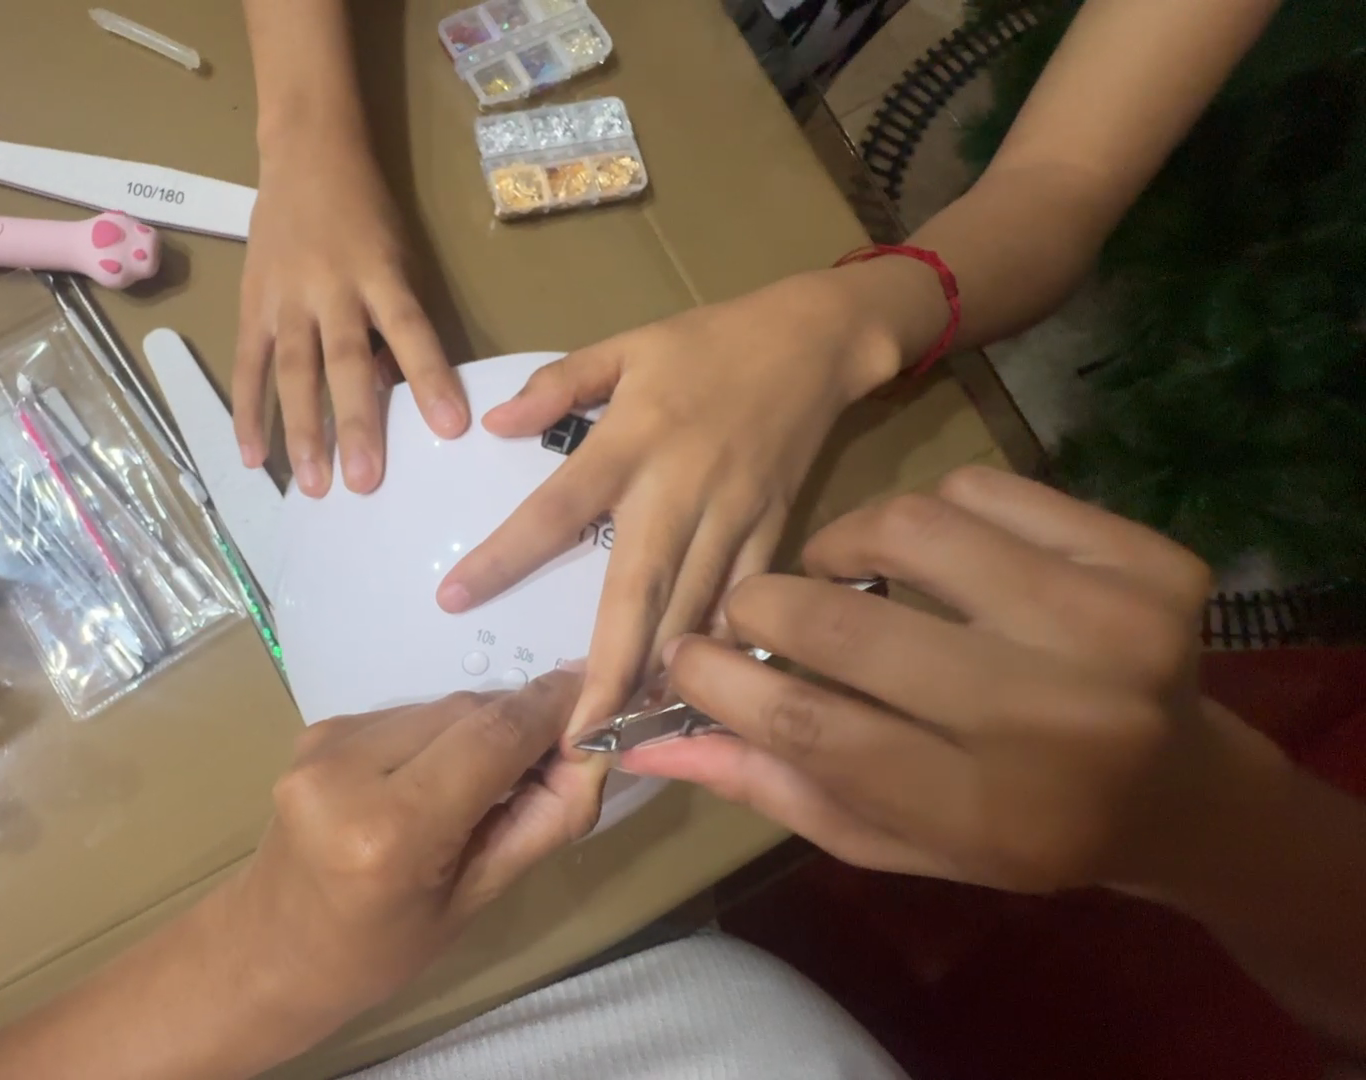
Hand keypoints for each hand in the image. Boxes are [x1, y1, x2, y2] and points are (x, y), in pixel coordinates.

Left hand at [212, 673, 604, 1035]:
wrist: (270, 947)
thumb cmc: (379, 949)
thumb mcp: (475, 900)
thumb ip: (543, 820)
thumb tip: (589, 751)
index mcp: (388, 828)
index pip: (492, 737)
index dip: (551, 708)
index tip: (594, 695)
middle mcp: (346, 767)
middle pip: (466, 711)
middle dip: (518, 723)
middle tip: (553, 754)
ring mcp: (324, 741)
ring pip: (437, 706)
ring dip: (478, 728)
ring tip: (486, 780)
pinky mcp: (317, 728)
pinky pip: (405, 713)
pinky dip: (439, 733)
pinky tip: (436, 774)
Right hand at [234, 142, 466, 496]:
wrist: (305, 154)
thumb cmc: (367, 214)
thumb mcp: (398, 256)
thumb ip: (396, 321)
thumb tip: (393, 393)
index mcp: (380, 273)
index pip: (409, 330)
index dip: (429, 378)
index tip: (450, 429)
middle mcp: (331, 289)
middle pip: (344, 362)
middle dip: (355, 424)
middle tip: (365, 483)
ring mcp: (284, 299)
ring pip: (293, 372)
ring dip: (301, 431)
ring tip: (312, 485)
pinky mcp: (251, 306)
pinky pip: (248, 365)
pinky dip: (248, 412)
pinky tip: (254, 458)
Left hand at [436, 267, 911, 731]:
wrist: (815, 340)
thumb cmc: (705, 344)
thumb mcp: (624, 347)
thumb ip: (558, 384)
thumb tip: (493, 424)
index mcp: (631, 443)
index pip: (555, 509)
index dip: (505, 556)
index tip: (455, 599)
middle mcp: (679, 493)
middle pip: (636, 590)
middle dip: (606, 670)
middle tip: (574, 737)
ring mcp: (733, 519)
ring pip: (693, 609)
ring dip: (659, 676)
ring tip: (627, 735)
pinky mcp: (774, 533)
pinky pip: (745, 602)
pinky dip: (721, 651)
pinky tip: (698, 696)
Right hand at [625, 466, 1290, 894]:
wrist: (1182, 795)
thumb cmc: (1003, 826)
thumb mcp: (877, 834)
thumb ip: (763, 783)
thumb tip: (645, 747)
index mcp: (982, 806)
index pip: (808, 726)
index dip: (717, 682)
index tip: (679, 656)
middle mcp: (1056, 717)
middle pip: (843, 626)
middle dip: (759, 607)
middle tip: (755, 614)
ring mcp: (1114, 627)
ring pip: (905, 528)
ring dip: (840, 546)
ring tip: (843, 578)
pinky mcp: (1145, 561)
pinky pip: (976, 488)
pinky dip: (926, 512)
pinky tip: (937, 558)